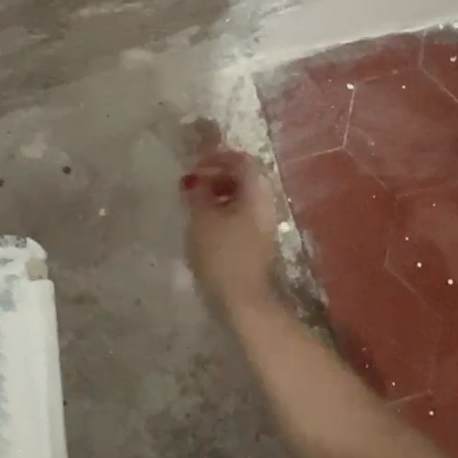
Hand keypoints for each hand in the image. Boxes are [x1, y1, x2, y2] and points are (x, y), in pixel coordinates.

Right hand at [180, 124, 280, 314]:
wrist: (244, 301)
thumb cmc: (222, 255)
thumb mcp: (202, 219)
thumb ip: (198, 194)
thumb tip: (195, 180)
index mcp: (256, 193)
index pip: (243, 160)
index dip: (219, 157)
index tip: (195, 165)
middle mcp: (265, 205)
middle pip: (245, 179)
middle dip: (217, 176)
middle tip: (192, 185)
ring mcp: (263, 226)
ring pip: (241, 199)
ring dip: (218, 196)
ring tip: (194, 206)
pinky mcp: (256, 244)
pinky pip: (240, 217)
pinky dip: (222, 213)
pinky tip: (204, 227)